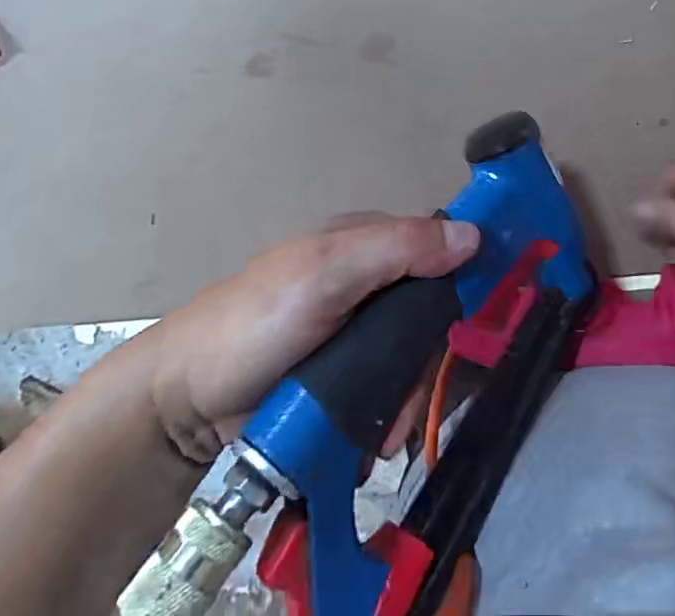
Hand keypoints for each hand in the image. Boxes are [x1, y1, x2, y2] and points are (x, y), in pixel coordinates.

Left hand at [138, 215, 479, 463]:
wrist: (186, 402)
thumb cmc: (259, 320)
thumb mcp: (327, 272)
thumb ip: (397, 248)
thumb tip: (474, 234)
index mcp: (367, 243)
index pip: (439, 246)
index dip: (468, 273)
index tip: (489, 316)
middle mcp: (370, 282)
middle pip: (433, 312)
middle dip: (432, 359)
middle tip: (416, 396)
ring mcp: (358, 333)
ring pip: (415, 358)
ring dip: (410, 396)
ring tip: (387, 434)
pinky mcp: (347, 377)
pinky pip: (390, 391)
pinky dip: (390, 416)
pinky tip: (376, 441)